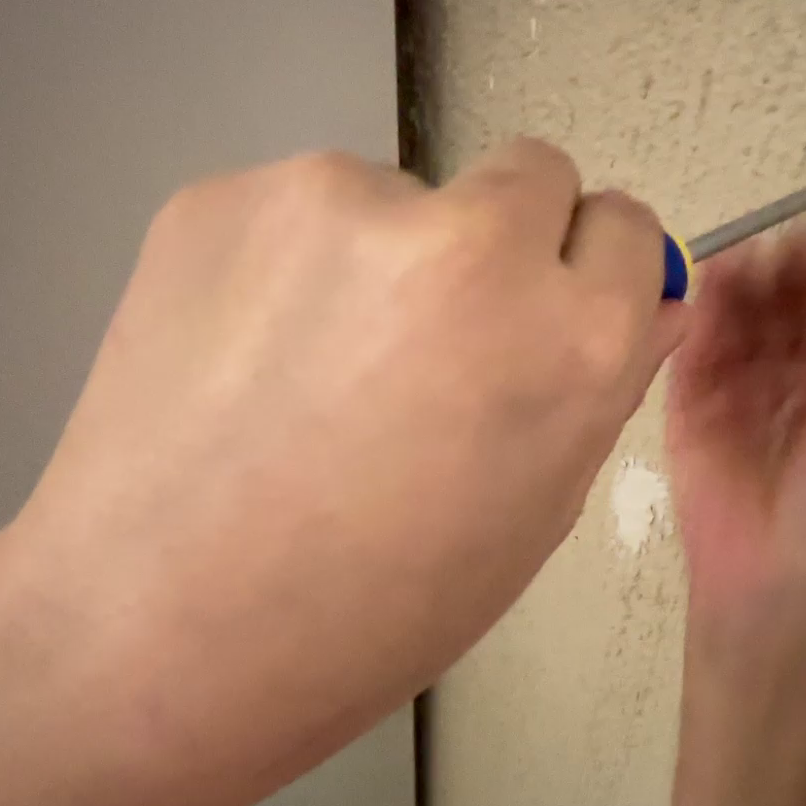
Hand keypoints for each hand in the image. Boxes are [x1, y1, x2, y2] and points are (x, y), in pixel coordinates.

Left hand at [17, 140, 685, 780]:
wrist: (160, 632)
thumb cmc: (377, 609)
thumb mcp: (533, 513)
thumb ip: (599, 387)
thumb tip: (645, 304)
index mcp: (568, 335)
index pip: (625, 226)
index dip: (590, 273)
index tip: (550, 312)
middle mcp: (471, 241)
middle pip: (535, 173)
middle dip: (509, 242)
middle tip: (442, 337)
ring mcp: (336, 200)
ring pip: (409, 198)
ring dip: (393, 261)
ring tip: (320, 376)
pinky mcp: (225, 194)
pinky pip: (304, 212)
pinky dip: (299, 267)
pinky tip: (251, 362)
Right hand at [666, 232, 805, 653]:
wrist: (765, 584)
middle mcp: (784, 383)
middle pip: (776, 312)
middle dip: (772, 277)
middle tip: (763, 249)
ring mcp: (731, 396)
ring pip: (733, 329)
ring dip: (734, 293)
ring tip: (733, 261)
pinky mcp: (686, 412)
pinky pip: (693, 360)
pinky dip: (699, 326)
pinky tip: (705, 295)